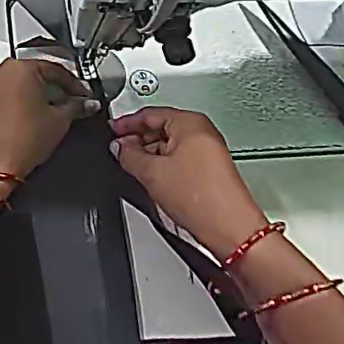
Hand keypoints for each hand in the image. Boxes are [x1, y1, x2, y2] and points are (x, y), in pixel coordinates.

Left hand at [0, 59, 98, 178]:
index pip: (56, 70)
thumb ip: (76, 106)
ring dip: (39, 92)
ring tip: (54, 108)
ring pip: (22, 82)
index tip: (84, 95)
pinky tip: (32, 111)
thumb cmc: (21, 139)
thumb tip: (84, 104)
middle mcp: (4, 72)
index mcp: (23, 68)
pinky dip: (21, 98)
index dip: (75, 84)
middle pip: (38, 73)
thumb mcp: (60, 119)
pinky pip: (9, 92)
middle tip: (73, 101)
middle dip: (57, 88)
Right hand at [111, 108, 267, 255]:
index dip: (126, 123)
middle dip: (137, 139)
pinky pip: (179, 158)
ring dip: (150, 154)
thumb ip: (128, 154)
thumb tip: (120, 147)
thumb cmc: (204, 199)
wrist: (230, 229)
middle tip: (120, 150)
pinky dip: (163, 165)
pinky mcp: (210, 168)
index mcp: (190, 122)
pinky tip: (154, 178)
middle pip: (160, 127)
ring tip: (134, 167)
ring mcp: (209, 150)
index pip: (149, 113)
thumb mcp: (151, 172)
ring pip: (169, 144)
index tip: (112, 131)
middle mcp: (203, 132)